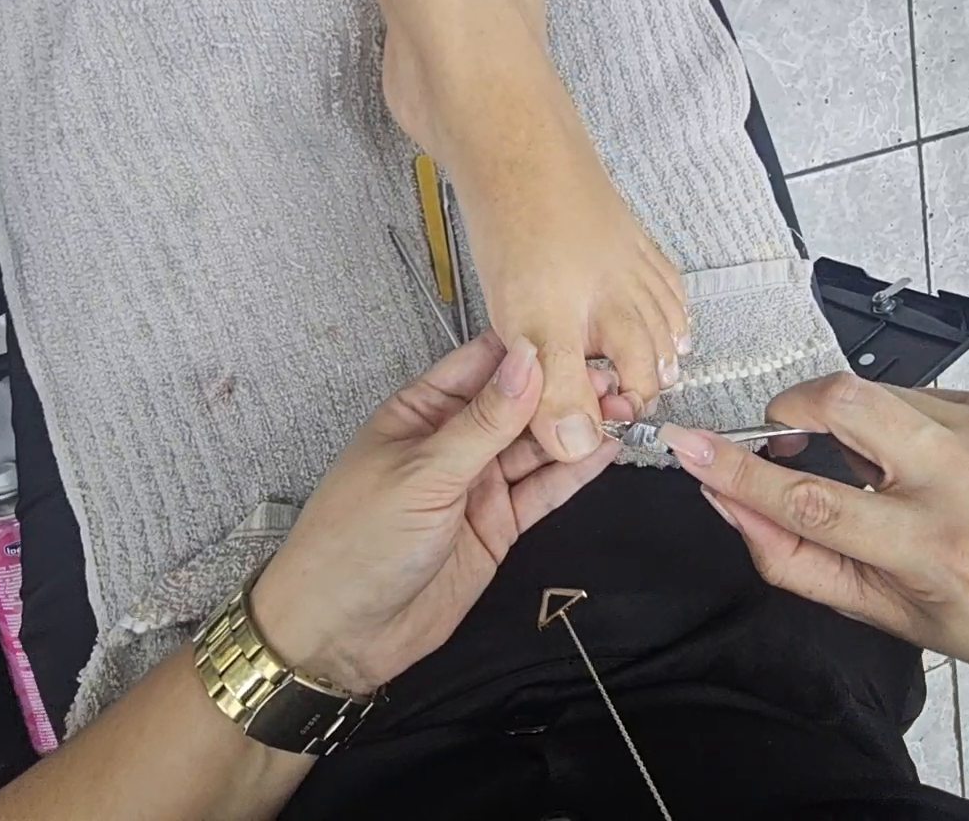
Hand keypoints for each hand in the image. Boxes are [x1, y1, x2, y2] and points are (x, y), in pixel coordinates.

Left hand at [248, 334, 622, 695]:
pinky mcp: (499, 522)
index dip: (531, 348)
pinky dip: (574, 471)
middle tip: (618, 378)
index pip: (483, 364)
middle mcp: (456, 438)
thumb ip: (483, 421)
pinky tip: (606, 449)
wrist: (342, 636)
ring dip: (576, 428)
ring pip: (536, 445)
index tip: (581, 333)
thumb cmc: (362, 537)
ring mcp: (480, 481)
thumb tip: (529, 359)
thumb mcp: (424, 472)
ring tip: (627, 407)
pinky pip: (542, 489)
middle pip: (519, 405)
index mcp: (423, 409)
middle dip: (564, 390)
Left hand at [383, 26, 689, 464]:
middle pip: (653, 337)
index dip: (624, 408)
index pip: (643, 375)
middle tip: (613, 402)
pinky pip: (621, 260)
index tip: (592, 431)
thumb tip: (582, 447)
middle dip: (638, 375)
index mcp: (617, 305)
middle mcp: (624, 275)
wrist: (494, 108)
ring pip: (643, 298)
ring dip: (640, 334)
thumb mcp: (531, 316)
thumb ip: (556, 384)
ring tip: (636, 361)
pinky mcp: (580, 211)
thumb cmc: (515, 207)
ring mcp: (608, 238)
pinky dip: (626, 286)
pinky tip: (611, 287)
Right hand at [658, 373, 968, 679]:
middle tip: (785, 439)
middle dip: (791, 410)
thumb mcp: (868, 606)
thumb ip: (786, 554)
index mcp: (936, 551)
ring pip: (863, 390)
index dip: (740, 471)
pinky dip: (877, 418)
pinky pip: (896, 390)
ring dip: (838, 421)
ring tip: (865, 466)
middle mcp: (967, 483)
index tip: (689, 445)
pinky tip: (903, 455)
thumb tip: (723, 495)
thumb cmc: (964, 612)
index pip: (814, 502)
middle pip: (845, 404)